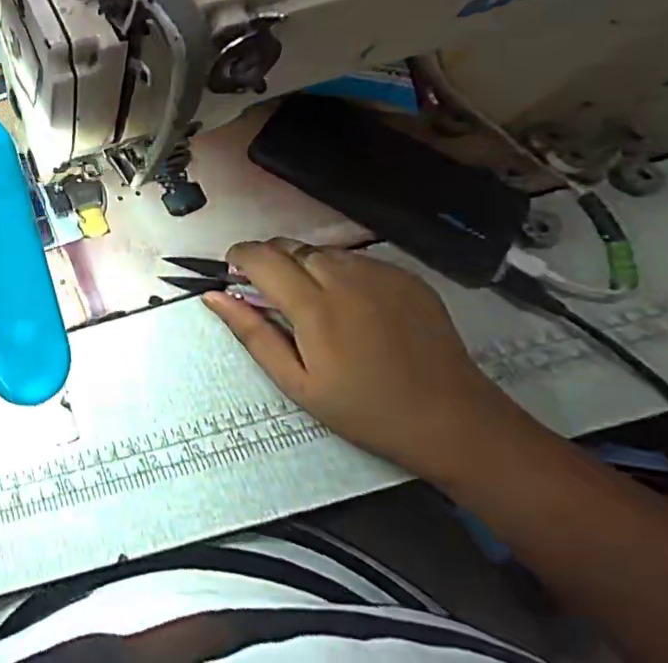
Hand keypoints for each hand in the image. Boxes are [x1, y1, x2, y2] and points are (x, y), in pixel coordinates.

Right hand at [204, 239, 536, 481]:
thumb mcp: (297, 383)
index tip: (236, 275)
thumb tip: (215, 296)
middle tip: (276, 299)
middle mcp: (344, 277)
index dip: (240, 258)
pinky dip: (342, 274)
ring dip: (306, 266)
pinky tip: (356, 309)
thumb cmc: (364, 410)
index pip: (260, 256)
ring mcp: (379, 272)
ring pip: (322, 251)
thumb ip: (252, 333)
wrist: (453, 420)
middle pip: (289, 246)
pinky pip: (357, 260)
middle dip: (271, 262)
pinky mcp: (406, 276)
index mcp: (313, 306)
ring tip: (319, 306)